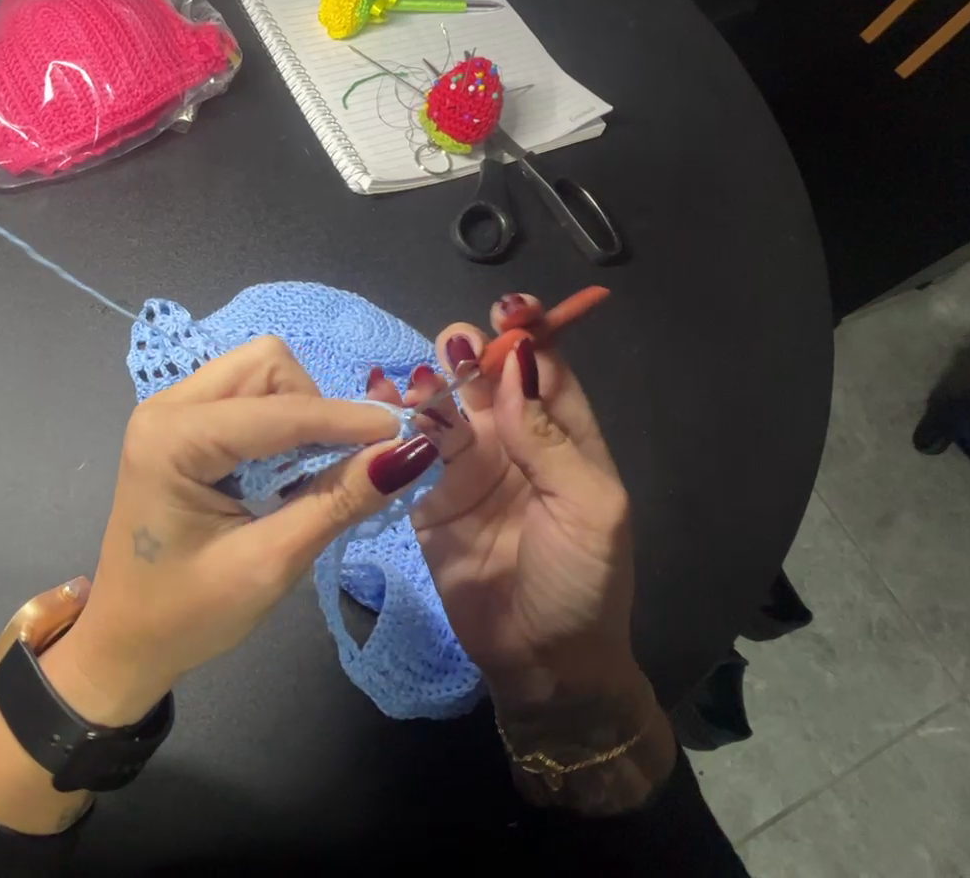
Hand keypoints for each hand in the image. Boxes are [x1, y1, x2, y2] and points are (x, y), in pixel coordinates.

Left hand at [46, 335, 438, 726]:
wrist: (126, 640)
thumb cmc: (187, 614)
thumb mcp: (269, 564)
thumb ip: (337, 502)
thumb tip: (408, 453)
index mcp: (172, 439)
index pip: (279, 410)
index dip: (346, 420)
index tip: (406, 436)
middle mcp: (166, 407)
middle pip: (267, 365)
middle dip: (314, 407)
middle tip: (335, 467)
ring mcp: (169, 410)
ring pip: (259, 372)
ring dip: (299, 412)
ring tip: (307, 473)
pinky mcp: (181, 423)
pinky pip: (246, 394)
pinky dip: (280, 421)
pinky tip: (285, 468)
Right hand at [367, 294, 674, 813]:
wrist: (540, 661)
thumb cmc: (582, 583)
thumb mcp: (588, 509)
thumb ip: (549, 438)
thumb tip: (515, 362)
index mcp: (564, 439)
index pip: (545, 371)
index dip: (529, 336)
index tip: (508, 308)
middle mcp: (513, 442)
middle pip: (488, 380)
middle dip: (472, 354)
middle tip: (454, 347)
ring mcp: (468, 467)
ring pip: (445, 406)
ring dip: (431, 383)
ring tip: (416, 378)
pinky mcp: (428, 494)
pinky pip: (411, 447)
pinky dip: (396, 420)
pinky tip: (381, 398)